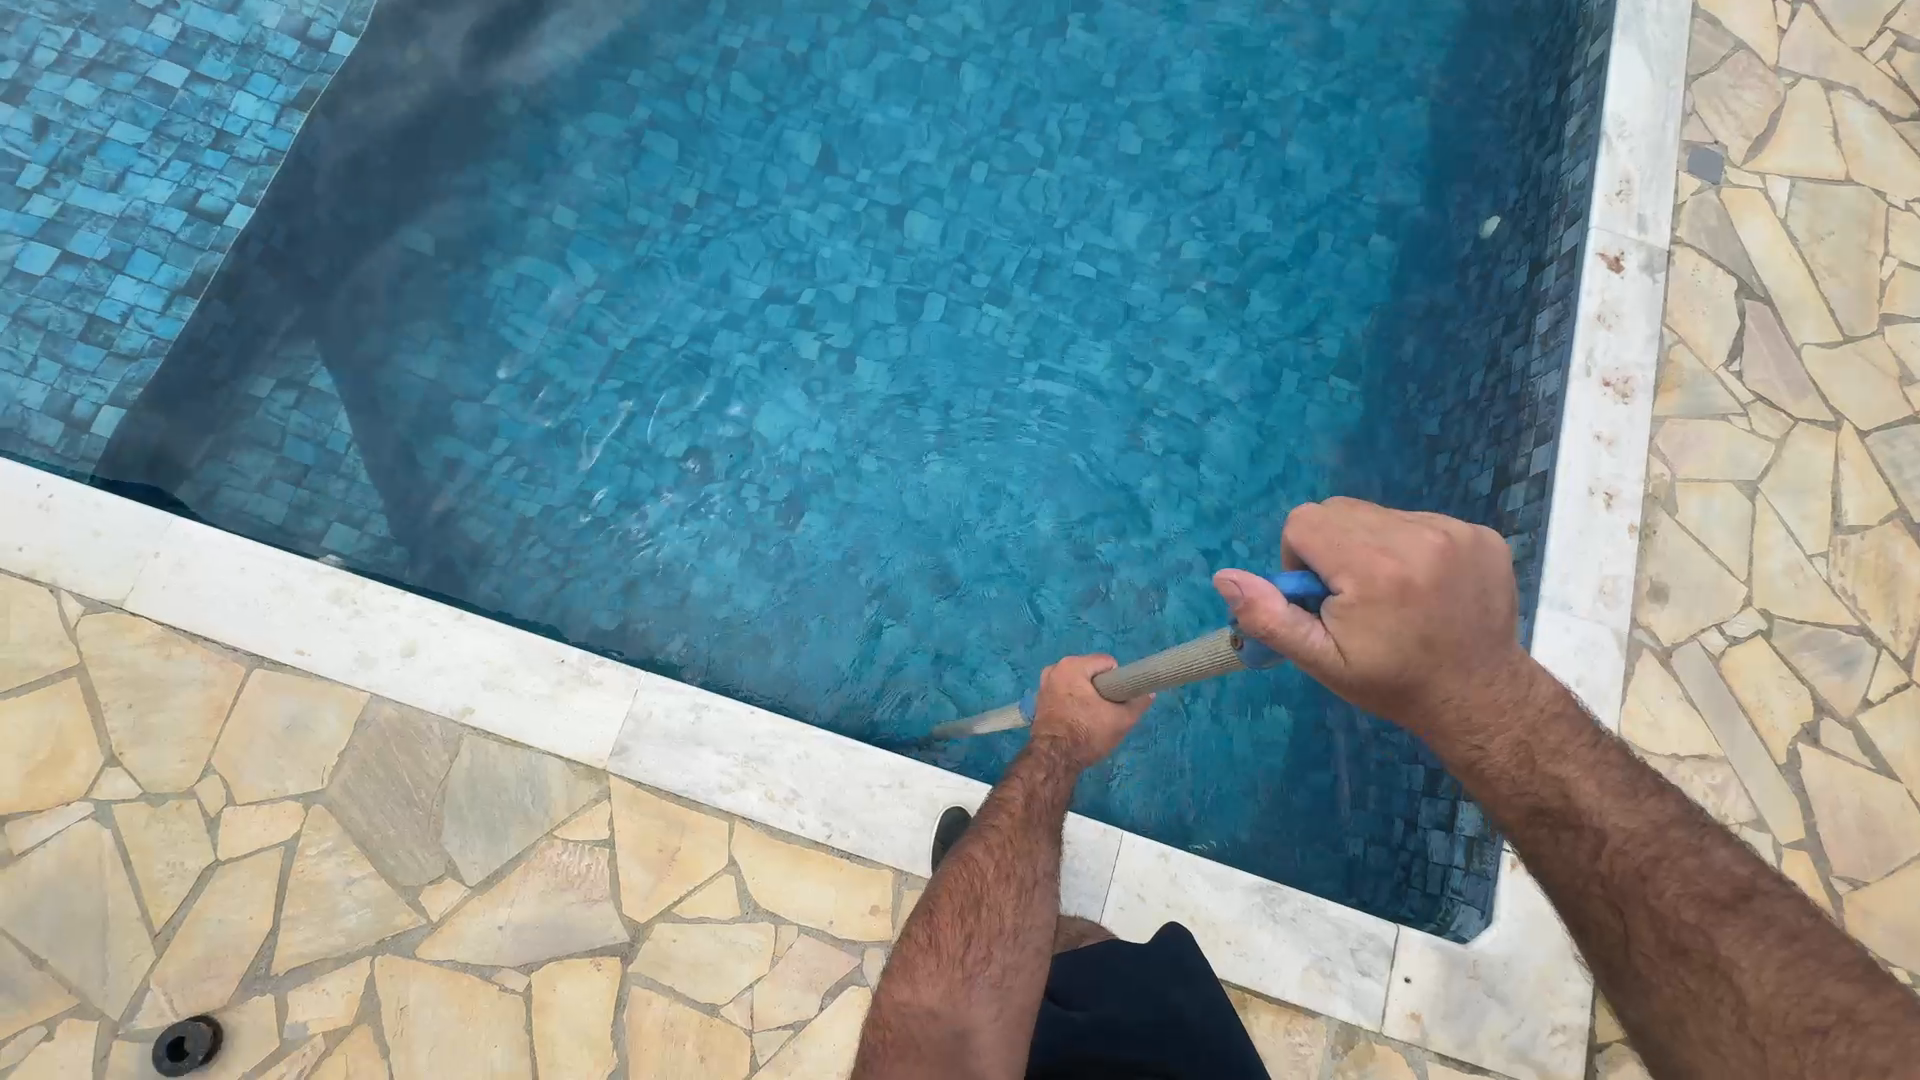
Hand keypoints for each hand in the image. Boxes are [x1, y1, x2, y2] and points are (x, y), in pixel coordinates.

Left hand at [1029, 654, 1153, 769]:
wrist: (1055, 758)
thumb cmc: (1088, 734)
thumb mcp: (1121, 720)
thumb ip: (1138, 703)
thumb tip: (1149, 693)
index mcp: (1073, 666)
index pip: (1106, 662)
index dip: (1118, 680)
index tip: (1118, 699)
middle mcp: (1055, 668)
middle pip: (1091, 672)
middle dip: (1101, 687)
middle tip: (1106, 710)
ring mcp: (1044, 683)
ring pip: (1078, 683)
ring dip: (1087, 695)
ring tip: (1092, 716)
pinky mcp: (1040, 698)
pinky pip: (1065, 692)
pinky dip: (1073, 701)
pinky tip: (1077, 719)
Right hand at [1213, 498, 1543, 745]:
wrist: (1478, 696)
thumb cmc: (1390, 681)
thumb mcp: (1319, 661)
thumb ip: (1269, 618)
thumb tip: (1225, 577)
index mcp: (1373, 568)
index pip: (1304, 521)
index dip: (1299, 559)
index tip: (1321, 597)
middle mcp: (1416, 538)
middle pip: (1337, 511)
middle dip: (1330, 548)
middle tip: (1350, 595)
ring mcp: (1455, 532)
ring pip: (1375, 514)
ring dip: (1367, 545)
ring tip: (1389, 591)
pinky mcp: (1481, 534)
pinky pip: (1415, 520)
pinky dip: (1405, 546)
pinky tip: (1422, 585)